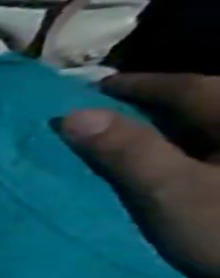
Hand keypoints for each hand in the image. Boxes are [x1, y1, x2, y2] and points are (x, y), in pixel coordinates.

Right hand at [61, 72, 219, 277]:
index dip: (141, 85)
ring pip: (218, 135)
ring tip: (147, 137)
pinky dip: (201, 155)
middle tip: (118, 110)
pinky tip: (187, 165)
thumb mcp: (173, 193)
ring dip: (185, 132)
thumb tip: (73, 114)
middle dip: (166, 105)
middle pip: (213, 107)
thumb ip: (127, 151)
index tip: (98, 86)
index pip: (190, 88)